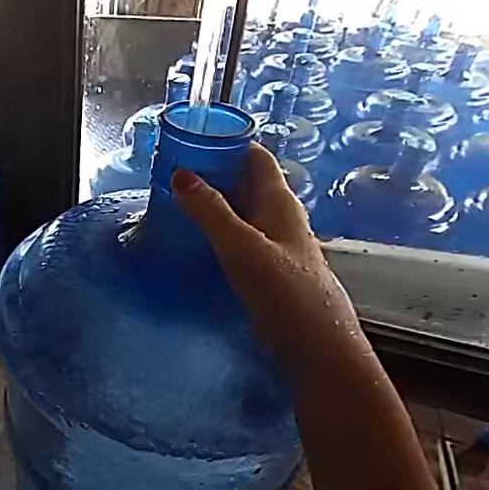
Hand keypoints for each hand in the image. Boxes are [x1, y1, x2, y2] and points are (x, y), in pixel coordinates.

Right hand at [173, 144, 370, 378]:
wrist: (315, 346)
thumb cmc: (283, 292)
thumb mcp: (241, 247)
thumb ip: (211, 211)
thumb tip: (181, 175)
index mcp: (280, 203)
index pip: (256, 157)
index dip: (228, 145)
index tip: (191, 143)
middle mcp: (282, 219)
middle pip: (247, 184)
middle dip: (215, 176)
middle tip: (173, 178)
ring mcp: (278, 246)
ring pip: (244, 214)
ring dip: (216, 208)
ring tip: (178, 208)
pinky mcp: (271, 273)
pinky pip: (243, 241)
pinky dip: (222, 235)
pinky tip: (200, 246)